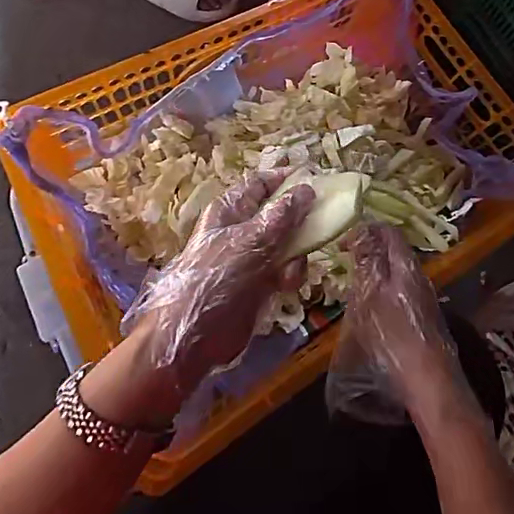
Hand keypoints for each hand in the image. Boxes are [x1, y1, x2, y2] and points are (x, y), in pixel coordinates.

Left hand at [120, 173, 313, 396]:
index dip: (284, 178)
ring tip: (291, 270)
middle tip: (319, 226)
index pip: (260, 183)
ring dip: (296, 254)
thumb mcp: (251, 241)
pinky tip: (286, 286)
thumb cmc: (217, 278)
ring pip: (287, 243)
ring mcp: (250, 257)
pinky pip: (285, 269)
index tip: (314, 178)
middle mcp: (241, 229)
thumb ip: (281, 215)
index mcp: (230, 210)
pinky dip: (290, 275)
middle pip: (279, 214)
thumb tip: (306, 188)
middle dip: (298, 222)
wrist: (195, 335)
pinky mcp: (258, 282)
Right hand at [331, 224, 473, 423]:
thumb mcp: (370, 294)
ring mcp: (424, 299)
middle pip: (394, 251)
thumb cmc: (394, 335)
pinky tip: (372, 310)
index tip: (341, 244)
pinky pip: (400, 292)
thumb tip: (361, 230)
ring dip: (375, 273)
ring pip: (397, 273)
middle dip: (369, 251)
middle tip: (345, 263)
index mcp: (406, 266)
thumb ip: (366, 261)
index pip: (388, 231)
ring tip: (353, 285)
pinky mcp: (424, 319)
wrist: (429, 382)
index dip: (364, 230)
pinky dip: (382, 291)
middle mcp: (419, 277)